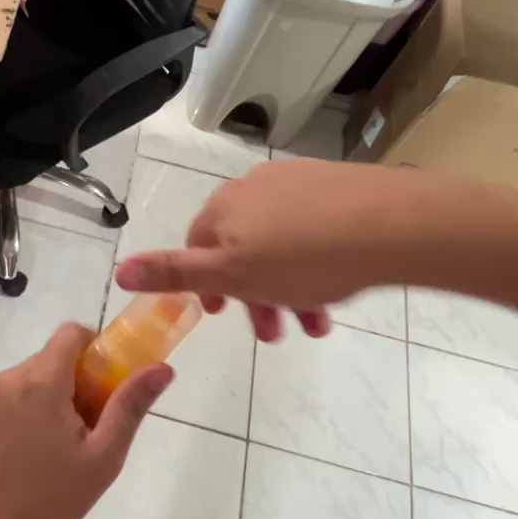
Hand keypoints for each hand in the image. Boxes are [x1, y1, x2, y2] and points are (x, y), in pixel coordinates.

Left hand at [0, 324, 171, 518]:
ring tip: (63, 441)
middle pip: (52, 357)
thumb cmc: (54, 495)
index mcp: (41, 381)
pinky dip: (29, 407)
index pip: (71, 333)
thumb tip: (162, 368)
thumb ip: (131, 405)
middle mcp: (10, 378)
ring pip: (32, 376)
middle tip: (91, 422)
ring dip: (53, 394)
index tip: (108, 379)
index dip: (95, 347)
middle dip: (77, 379)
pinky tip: (36, 447)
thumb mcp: (104, 454)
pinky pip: (12, 394)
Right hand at [114, 159, 453, 336]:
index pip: (198, 244)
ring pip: (280, 245)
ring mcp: (299, 183)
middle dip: (255, 297)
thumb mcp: (230, 274)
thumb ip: (175, 273)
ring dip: (290, 290)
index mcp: (224, 207)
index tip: (224, 315)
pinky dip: (315, 265)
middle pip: (242, 248)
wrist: (397, 227)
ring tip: (314, 325)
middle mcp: (255, 187)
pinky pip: (313, 232)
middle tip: (275, 335)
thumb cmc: (304, 259)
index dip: (207, 284)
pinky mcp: (338, 187)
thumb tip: (120, 270)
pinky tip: (337, 289)